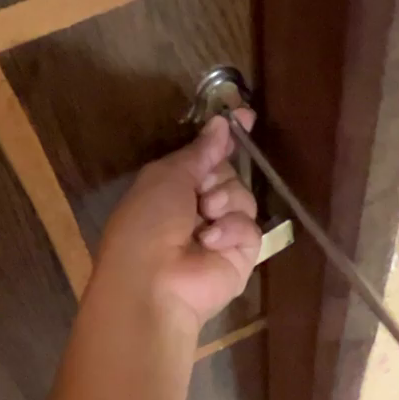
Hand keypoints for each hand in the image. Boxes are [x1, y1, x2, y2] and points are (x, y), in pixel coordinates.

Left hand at [96, 110, 261, 328]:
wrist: (154, 282)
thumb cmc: (148, 223)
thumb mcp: (166, 176)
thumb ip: (199, 152)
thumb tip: (222, 124)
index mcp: (173, 190)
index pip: (206, 158)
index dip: (225, 139)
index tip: (245, 117)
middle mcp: (198, 211)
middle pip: (228, 175)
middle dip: (218, 177)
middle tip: (201, 191)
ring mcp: (221, 235)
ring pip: (243, 198)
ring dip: (225, 201)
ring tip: (206, 216)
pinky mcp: (241, 257)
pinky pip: (251, 228)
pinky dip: (232, 230)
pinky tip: (211, 242)